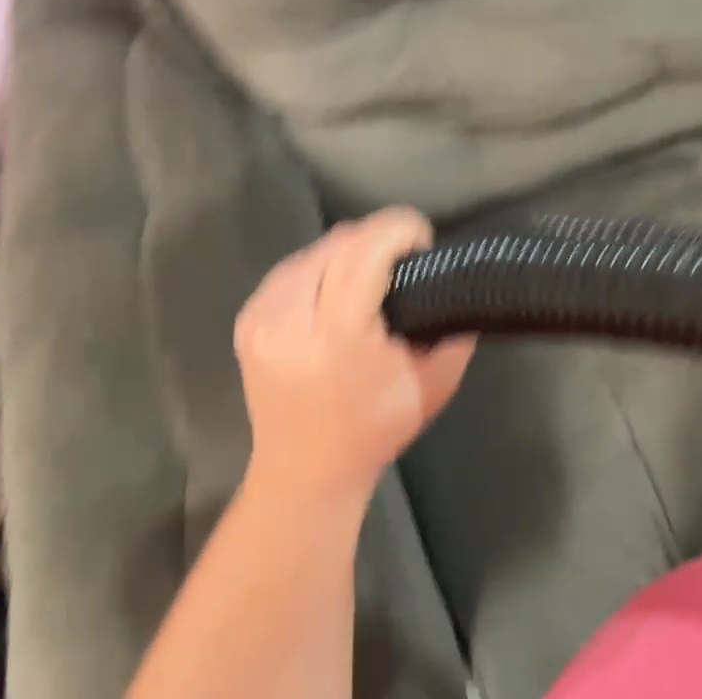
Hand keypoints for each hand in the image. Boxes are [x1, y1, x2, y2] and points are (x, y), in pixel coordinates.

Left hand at [233, 208, 474, 501]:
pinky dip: (323, 264)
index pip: (364, 252)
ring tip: (377, 269)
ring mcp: (261, 319)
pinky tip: (341, 282)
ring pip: (314, 250)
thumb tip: (454, 281)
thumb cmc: (376, 428)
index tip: (425, 239)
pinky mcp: (248, 321)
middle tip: (408, 256)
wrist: (305, 471)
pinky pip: (292, 268)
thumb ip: (452, 327)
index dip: (399, 229)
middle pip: (339, 243)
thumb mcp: (436, 382)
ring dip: (351, 248)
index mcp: (337, 337)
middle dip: (379, 236)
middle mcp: (290, 321)